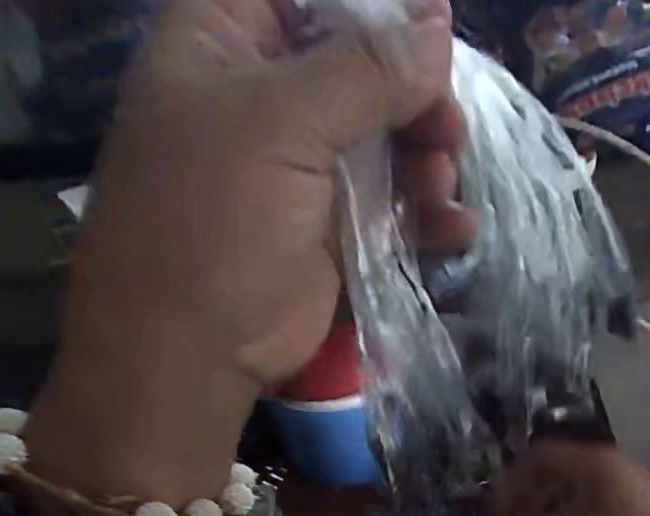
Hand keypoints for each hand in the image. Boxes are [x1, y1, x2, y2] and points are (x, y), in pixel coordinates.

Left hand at [67, 0, 474, 383]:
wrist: (195, 348)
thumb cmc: (214, 219)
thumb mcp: (281, 123)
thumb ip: (365, 71)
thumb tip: (438, 27)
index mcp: (226, 44)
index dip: (376, 7)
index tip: (435, 20)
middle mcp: (266, 102)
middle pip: (362, 69)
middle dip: (414, 95)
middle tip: (447, 126)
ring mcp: (303, 174)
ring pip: (386, 142)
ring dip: (426, 160)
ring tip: (441, 183)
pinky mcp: (333, 235)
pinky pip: (392, 209)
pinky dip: (426, 216)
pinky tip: (454, 228)